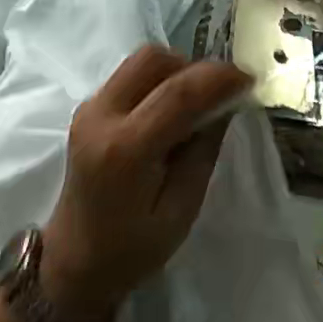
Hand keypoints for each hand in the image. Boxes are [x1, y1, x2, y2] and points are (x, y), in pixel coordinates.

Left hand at [41, 47, 249, 321]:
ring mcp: (89, 109)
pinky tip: (170, 111)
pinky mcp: (88, 108)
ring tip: (196, 102)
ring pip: (140, 60)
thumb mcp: (182, 208)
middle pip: (153, 59)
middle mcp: (101, 117)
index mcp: (125, 150)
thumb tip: (227, 102)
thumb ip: (204, 149)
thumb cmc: (132, 248)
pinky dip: (158, 80)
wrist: (73, 262)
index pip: (178, 93)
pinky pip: (130, 75)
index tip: (249, 80)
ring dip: (175, 70)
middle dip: (193, 68)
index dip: (219, 78)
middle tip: (219, 93)